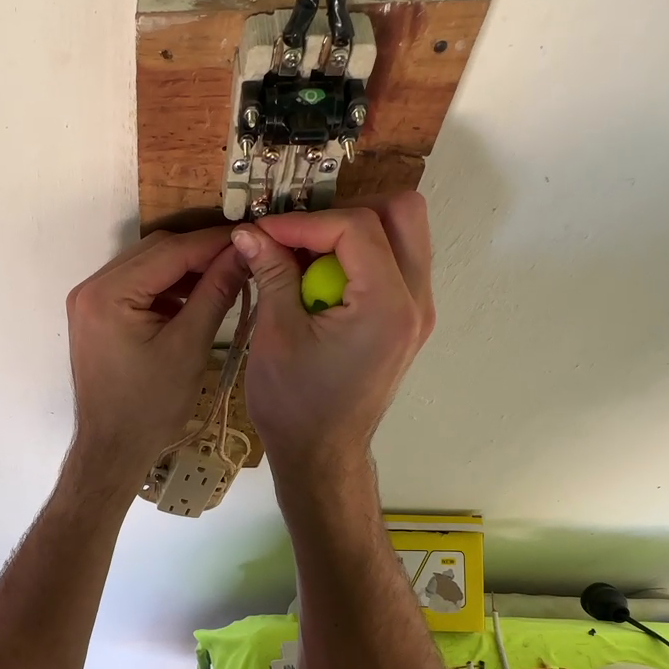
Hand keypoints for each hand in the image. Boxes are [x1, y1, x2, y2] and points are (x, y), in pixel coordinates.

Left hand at [65, 227, 246, 479]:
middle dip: (198, 253)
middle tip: (241, 259)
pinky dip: (164, 288)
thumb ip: (216, 292)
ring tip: (224, 278)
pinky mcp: (94, 315)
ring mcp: (88, 301)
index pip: (169, 251)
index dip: (213, 243)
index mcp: (108, 295)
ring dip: (183, 270)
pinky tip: (194, 299)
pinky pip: (134, 287)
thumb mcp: (189, 346)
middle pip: (154, 252)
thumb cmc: (150, 407)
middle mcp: (90, 288)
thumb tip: (245, 252)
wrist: (113, 449)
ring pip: (145, 266)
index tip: (252, 239)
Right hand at [233, 192, 434, 473]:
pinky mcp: (408, 321)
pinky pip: (396, 264)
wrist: (321, 455)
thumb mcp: (275, 335)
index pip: (356, 227)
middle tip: (299, 238)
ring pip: (404, 235)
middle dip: (345, 214)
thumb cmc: (295, 405)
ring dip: (354, 234)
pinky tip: (320, 282)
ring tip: (306, 260)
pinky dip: (360, 259)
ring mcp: (419, 311)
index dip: (304, 222)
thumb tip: (249, 232)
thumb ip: (271, 273)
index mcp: (387, 306)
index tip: (264, 232)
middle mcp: (416, 301)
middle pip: (402, 213)